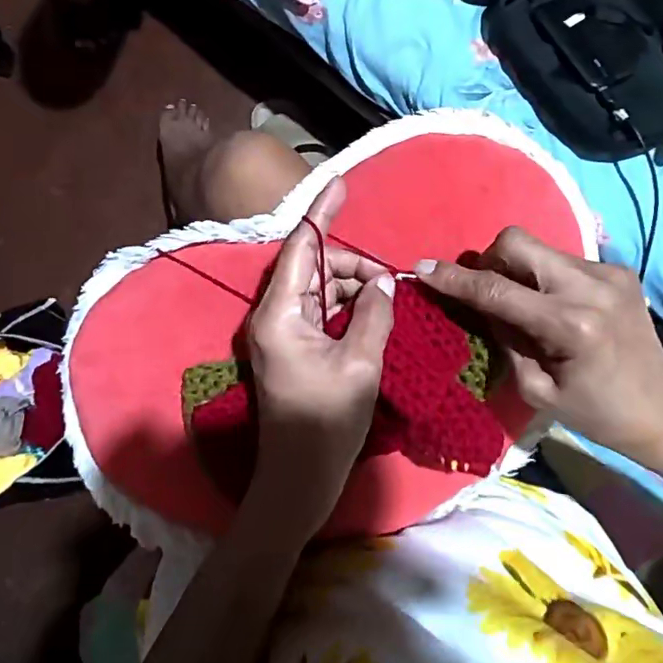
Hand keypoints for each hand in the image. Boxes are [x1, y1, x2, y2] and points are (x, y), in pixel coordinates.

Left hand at [244, 179, 395, 535]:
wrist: (297, 481)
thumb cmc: (326, 425)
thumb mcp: (360, 366)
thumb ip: (372, 315)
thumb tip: (382, 283)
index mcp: (280, 314)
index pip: (301, 247)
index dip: (321, 213)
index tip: (340, 182)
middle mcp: (273, 315)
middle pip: (313, 267)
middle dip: (351, 264)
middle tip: (389, 283)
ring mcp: (281, 332)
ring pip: (318, 288)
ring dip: (351, 286)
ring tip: (386, 298)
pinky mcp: (292, 347)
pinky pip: (320, 310)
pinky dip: (346, 306)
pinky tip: (372, 311)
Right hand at [417, 227, 662, 495]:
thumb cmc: (598, 414)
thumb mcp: (537, 390)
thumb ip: (503, 339)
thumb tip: (477, 303)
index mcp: (570, 326)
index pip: (497, 291)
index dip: (455, 279)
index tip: (424, 269)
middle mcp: (590, 286)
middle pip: (517, 242)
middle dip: (489, 260)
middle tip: (486, 290)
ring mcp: (608, 272)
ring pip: (538, 247)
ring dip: (518, 268)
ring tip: (523, 303)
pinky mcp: (618, 269)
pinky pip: (562, 259)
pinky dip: (544, 276)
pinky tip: (555, 305)